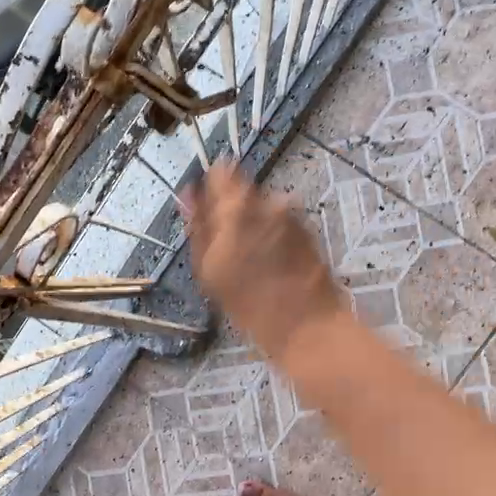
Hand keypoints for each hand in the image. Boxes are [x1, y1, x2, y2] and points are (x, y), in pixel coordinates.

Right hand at [183, 163, 349, 360]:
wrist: (306, 324)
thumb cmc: (248, 302)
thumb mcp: (209, 269)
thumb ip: (198, 226)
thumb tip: (188, 195)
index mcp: (236, 207)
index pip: (220, 172)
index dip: (211, 188)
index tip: (207, 211)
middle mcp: (266, 200)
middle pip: (242, 187)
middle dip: (232, 207)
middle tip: (228, 241)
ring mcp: (291, 212)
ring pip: (262, 205)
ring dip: (254, 221)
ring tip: (252, 256)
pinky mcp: (307, 227)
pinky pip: (281, 220)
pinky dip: (273, 232)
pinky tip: (272, 260)